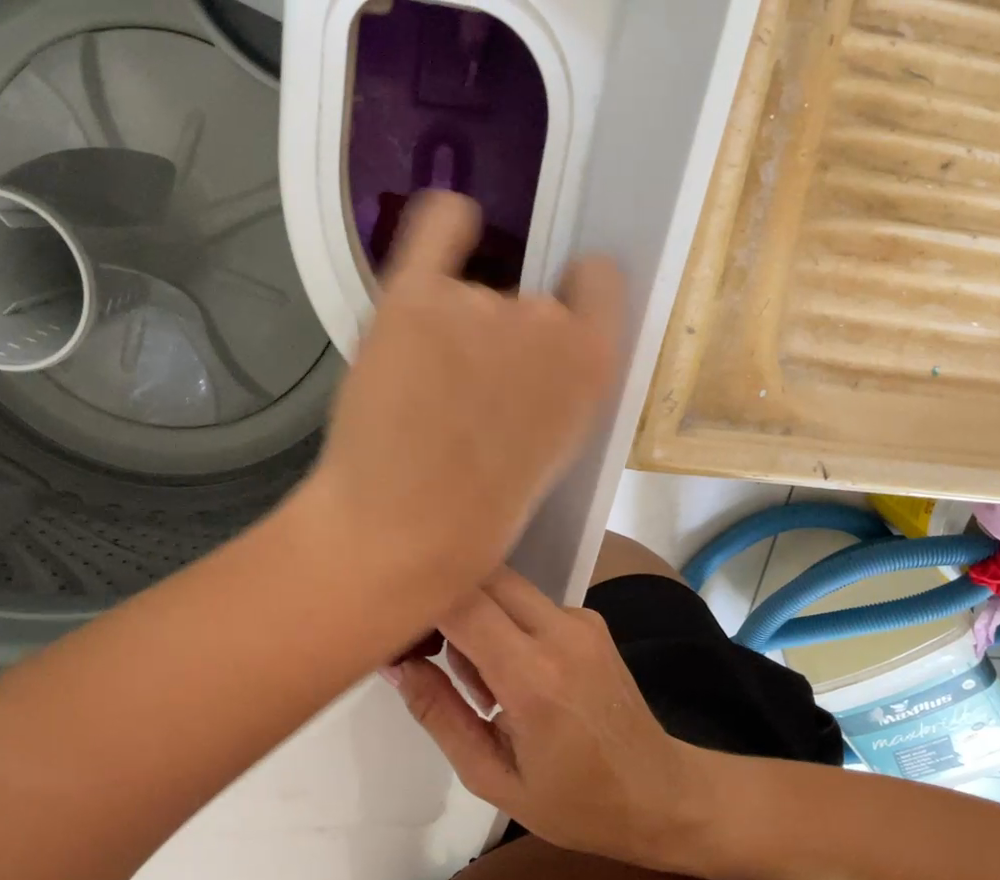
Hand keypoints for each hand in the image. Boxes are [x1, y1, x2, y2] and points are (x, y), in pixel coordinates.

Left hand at [310, 192, 625, 595]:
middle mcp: (545, 318)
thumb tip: (539, 361)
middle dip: (504, 336)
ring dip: (455, 325)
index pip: (599, 284)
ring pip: (472, 291)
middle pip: (529, 299)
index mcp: (594, 364)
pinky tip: (446, 236)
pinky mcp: (413, 297)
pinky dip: (445, 226)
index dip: (574, 300)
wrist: (400, 534)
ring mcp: (476, 303)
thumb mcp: (552, 454)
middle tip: (467, 391)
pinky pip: (439, 224)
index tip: (551, 324)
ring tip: (422, 389)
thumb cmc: (478, 517)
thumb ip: (559, 393)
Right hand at [384, 567, 707, 867]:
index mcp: (532, 676)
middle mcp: (560, 631)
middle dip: (445, 603)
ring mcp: (581, 619)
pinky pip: (527, 603)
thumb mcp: (491, 777)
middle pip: (481, 578)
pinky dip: (503, 625)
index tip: (397, 634)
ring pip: (503, 586)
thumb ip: (439, 715)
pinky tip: (512, 677)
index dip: (419, 605)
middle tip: (430, 656)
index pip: (460, 604)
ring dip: (474, 617)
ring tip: (479, 685)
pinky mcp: (591, 620)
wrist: (664, 795)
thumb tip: (395, 663)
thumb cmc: (576, 803)